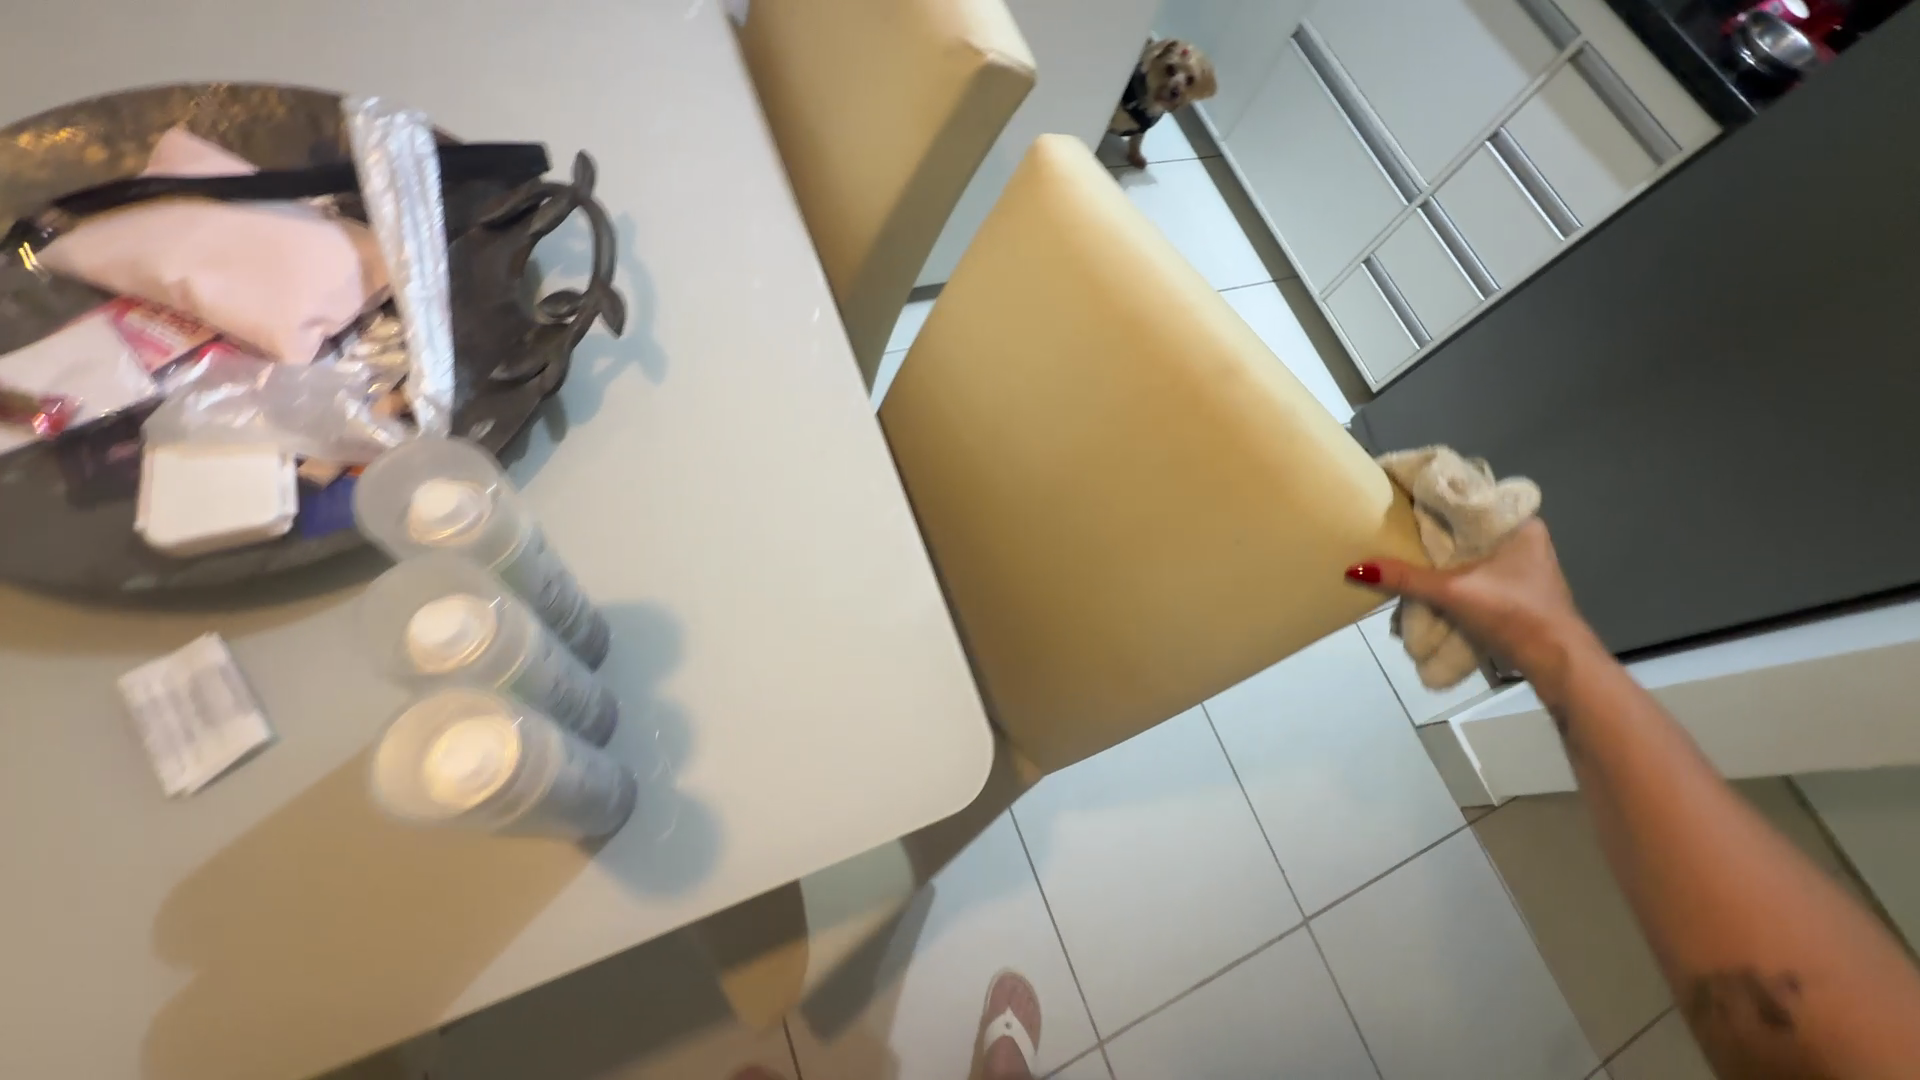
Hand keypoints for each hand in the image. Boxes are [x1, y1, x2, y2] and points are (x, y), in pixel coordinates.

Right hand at [1348, 520, 1599, 686]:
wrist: (1556, 662)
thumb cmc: (1514, 613)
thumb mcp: (1452, 592)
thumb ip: (1404, 578)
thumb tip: (1354, 568)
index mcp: (1518, 524)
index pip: (1465, 501)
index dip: (1430, 502)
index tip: (1396, 502)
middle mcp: (1521, 539)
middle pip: (1462, 530)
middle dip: (1428, 540)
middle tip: (1391, 537)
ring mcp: (1519, 566)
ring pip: (1465, 555)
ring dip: (1435, 565)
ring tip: (1399, 565)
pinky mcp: (1513, 590)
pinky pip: (1470, 575)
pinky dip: (1447, 582)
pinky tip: (1421, 590)